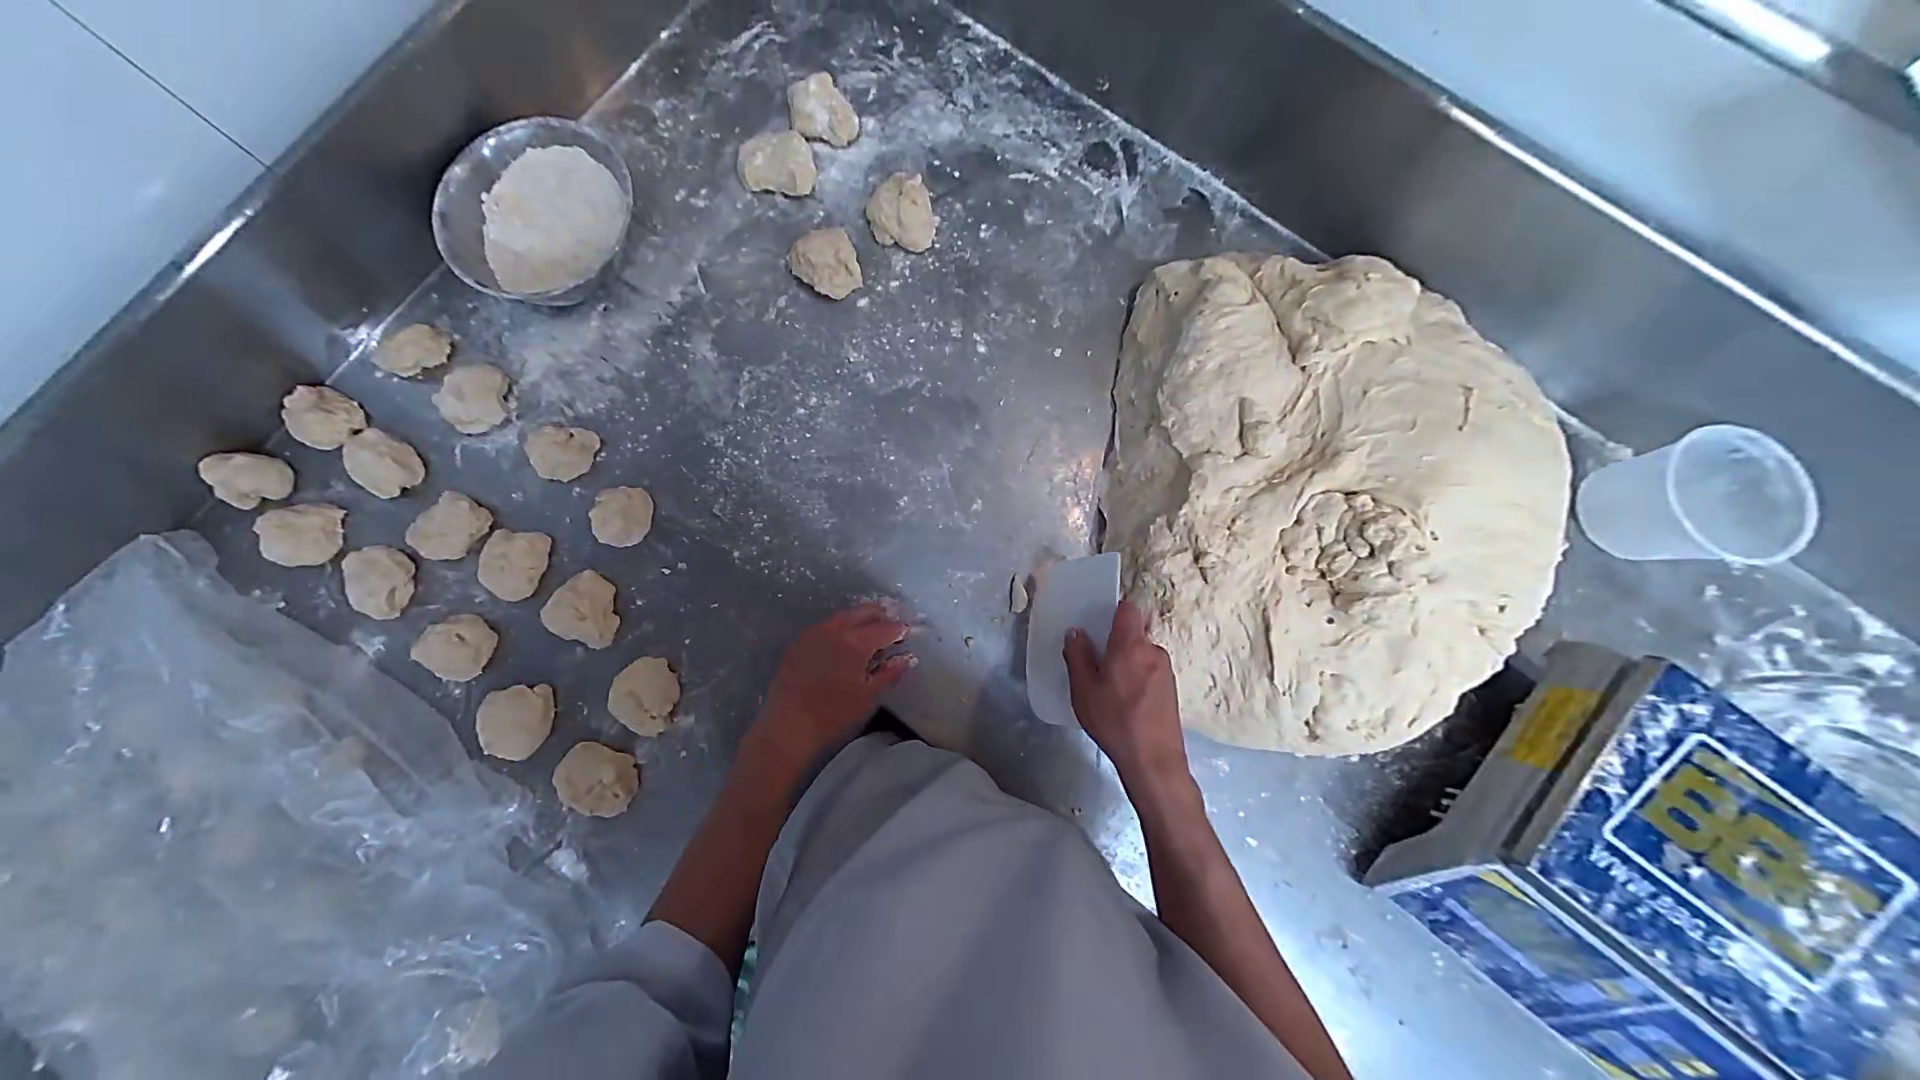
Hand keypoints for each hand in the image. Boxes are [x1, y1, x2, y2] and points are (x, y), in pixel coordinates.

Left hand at [750, 603, 912, 766]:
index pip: (885, 628)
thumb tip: (906, 658)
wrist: (788, 728)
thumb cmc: (834, 715)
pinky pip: (825, 626)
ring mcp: (813, 634)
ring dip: (859, 619)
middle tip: (892, 625)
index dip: (899, 629)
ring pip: (842, 617)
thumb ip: (890, 673)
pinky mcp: (798, 644)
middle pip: (863, 612)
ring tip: (870, 630)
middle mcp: (834, 630)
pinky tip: (843, 640)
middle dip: (880, 616)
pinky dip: (840, 627)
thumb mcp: (869, 696)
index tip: (908, 632)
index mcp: (855, 642)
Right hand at [1065, 600, 1190, 789]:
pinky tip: (1125, 703)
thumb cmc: (1115, 721)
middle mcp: (1153, 651)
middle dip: (1115, 644)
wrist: (1154, 760)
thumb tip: (1076, 633)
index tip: (1098, 626)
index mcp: (1131, 645)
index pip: (1128, 608)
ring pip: (1141, 654)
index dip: (1113, 611)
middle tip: (1096, 666)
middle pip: (1133, 634)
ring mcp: (1166, 670)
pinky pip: (1149, 671)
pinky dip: (1137, 678)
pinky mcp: (1171, 689)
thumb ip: (1077, 656)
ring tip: (1110, 690)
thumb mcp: (1083, 690)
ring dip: (1126, 664)